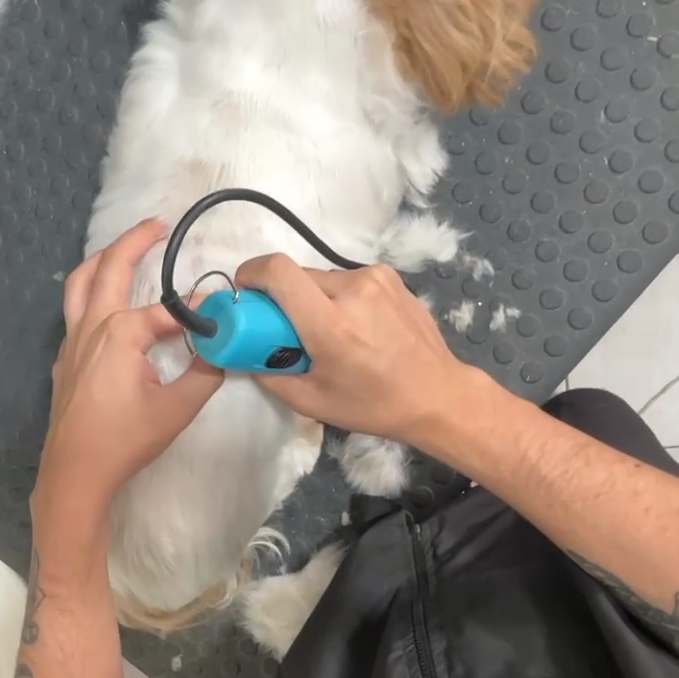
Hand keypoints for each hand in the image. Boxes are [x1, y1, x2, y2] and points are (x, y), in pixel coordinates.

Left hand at [33, 221, 224, 539]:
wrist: (75, 472)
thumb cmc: (124, 440)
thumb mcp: (177, 409)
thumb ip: (206, 373)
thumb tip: (226, 349)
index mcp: (120, 333)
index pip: (168, 311)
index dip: (199, 310)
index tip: (224, 310)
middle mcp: (91, 326)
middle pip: (108, 268)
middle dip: (134, 241)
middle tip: (157, 224)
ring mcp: (71, 341)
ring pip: (79, 284)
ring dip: (102, 260)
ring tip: (123, 249)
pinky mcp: (64, 358)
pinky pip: (74, 311)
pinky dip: (89, 292)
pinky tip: (104, 305)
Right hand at [235, 254, 502, 441]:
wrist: (438, 395)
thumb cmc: (372, 405)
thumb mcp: (311, 402)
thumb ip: (268, 374)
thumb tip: (240, 355)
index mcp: (331, 324)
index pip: (279, 272)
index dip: (252, 273)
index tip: (244, 291)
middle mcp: (353, 290)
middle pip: (296, 276)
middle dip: (281, 297)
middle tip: (283, 328)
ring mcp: (376, 278)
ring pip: (321, 277)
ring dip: (311, 299)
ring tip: (325, 332)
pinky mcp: (390, 277)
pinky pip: (346, 280)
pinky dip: (337, 298)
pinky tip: (353, 326)